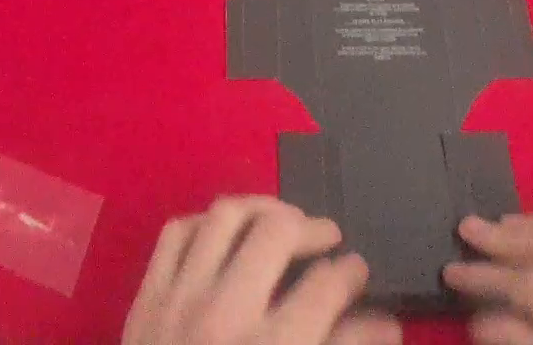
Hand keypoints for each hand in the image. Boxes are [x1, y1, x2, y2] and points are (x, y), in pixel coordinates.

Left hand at [123, 196, 399, 344]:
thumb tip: (386, 324)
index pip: (325, 287)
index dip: (352, 272)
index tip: (358, 269)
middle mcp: (225, 313)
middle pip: (276, 232)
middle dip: (312, 228)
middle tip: (328, 236)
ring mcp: (180, 298)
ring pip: (224, 217)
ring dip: (261, 208)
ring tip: (282, 218)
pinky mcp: (146, 298)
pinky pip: (176, 232)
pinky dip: (204, 222)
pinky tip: (225, 233)